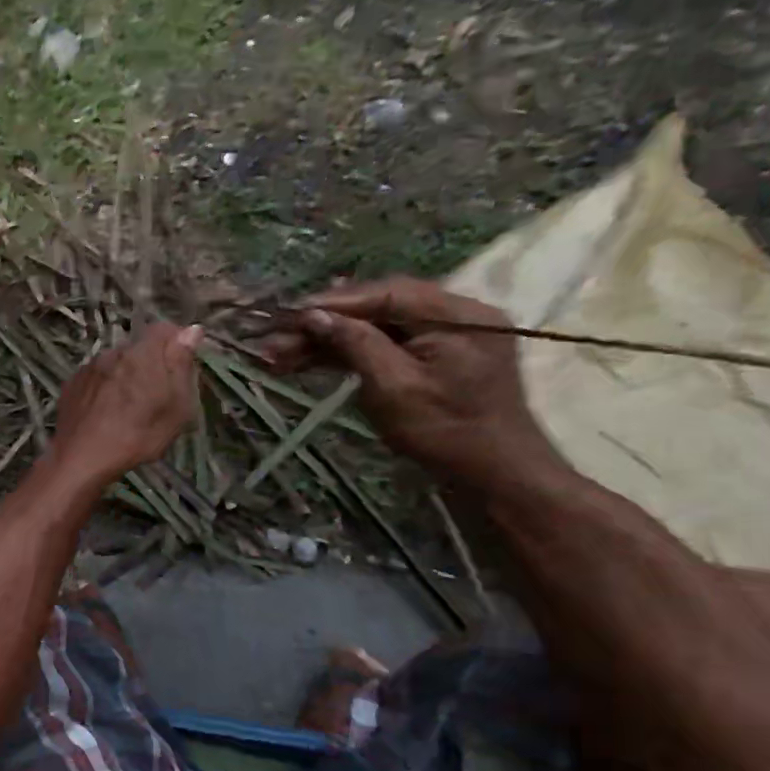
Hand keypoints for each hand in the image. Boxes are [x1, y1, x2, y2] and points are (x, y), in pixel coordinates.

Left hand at [49, 321, 202, 486]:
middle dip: (151, 363)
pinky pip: (97, 377)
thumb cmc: (138, 435)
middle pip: (138, 347)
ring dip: (126, 375)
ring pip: (116, 363)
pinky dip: (105, 387)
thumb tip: (192, 330)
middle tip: (157, 395)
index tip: (181, 366)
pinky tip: (106, 412)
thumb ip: (181, 365)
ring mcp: (89, 367)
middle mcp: (113, 352)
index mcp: (142, 353)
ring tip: (128, 407)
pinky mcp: (72, 383)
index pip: (164, 329)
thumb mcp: (176, 406)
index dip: (176, 343)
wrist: (81, 457)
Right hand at [257, 276, 566, 491]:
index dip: (332, 302)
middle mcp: (455, 314)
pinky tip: (310, 361)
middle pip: (377, 309)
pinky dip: (349, 354)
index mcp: (457, 314)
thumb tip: (314, 314)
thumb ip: (355, 343)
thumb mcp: (393, 387)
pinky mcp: (434, 358)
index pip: (385, 293)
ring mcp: (446, 337)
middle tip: (275, 341)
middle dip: (323, 325)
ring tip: (279, 357)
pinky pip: (386, 345)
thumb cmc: (445, 432)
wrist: (494, 477)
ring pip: (376, 329)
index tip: (288, 313)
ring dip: (328, 342)